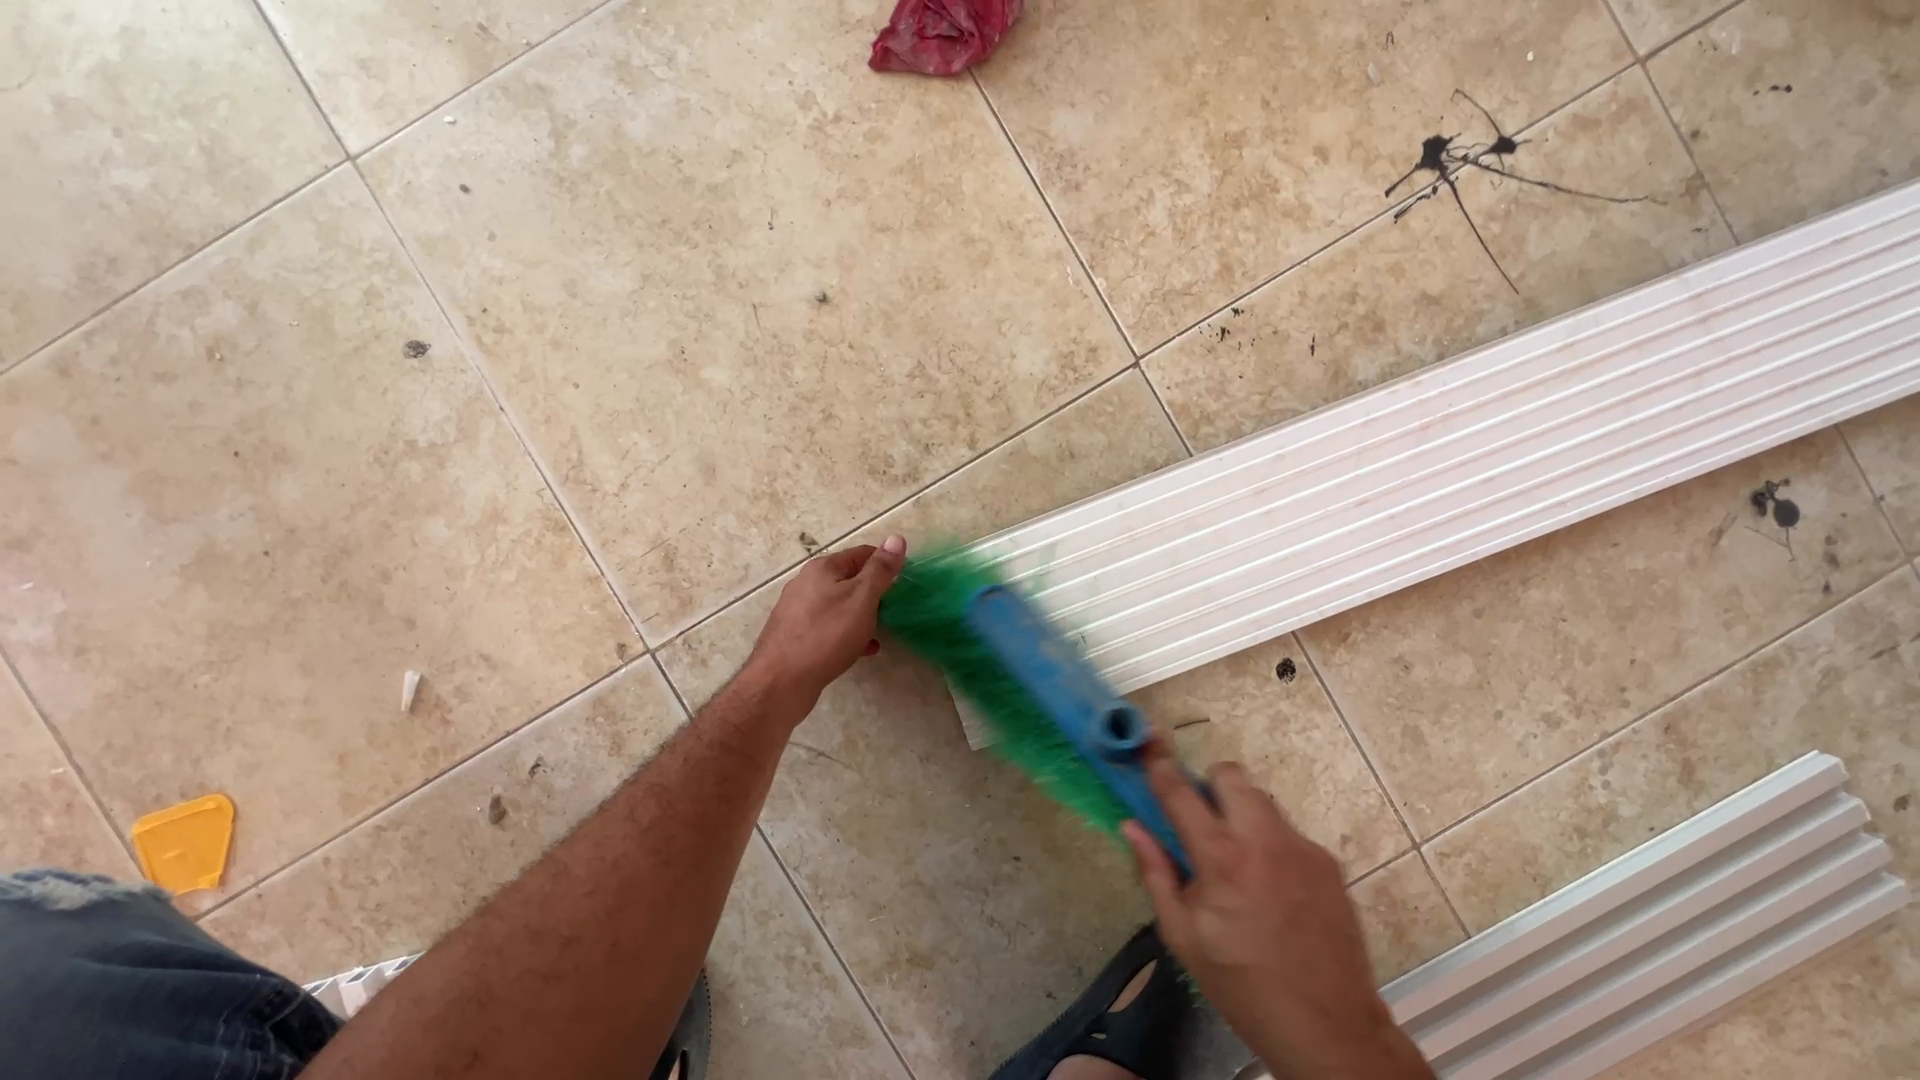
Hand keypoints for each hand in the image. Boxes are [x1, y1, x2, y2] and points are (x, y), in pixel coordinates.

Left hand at [745, 536, 906, 709]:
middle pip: (848, 579)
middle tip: (892, 609)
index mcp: (822, 568)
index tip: (904, 582)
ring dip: (862, 615)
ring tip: (879, 631)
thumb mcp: (861, 599)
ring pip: (838, 605)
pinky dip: (847, 633)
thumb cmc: (826, 635)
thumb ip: (880, 570)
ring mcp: (797, 610)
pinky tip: (862, 650)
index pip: (862, 553)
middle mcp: (805, 583)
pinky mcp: (794, 634)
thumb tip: (896, 538)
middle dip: (873, 592)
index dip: (885, 564)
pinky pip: (828, 627)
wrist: (781, 681)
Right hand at [1123, 746, 1433, 1079]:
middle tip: (1200, 820)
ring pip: (1262, 800)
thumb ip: (1156, 873)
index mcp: (1221, 858)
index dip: (1160, 764)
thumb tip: (1133, 827)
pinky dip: (1270, 844)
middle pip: (1230, 774)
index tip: (1148, 745)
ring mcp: (1302, 847)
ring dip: (1241, 813)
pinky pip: (1288, 833)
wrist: (1329, 1026)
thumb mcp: (1183, 936)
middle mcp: (1264, 839)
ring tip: (1237, 862)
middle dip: (1208, 785)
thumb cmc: (1243, 986)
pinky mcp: (1328, 863)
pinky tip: (1271, 889)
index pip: (1181, 792)